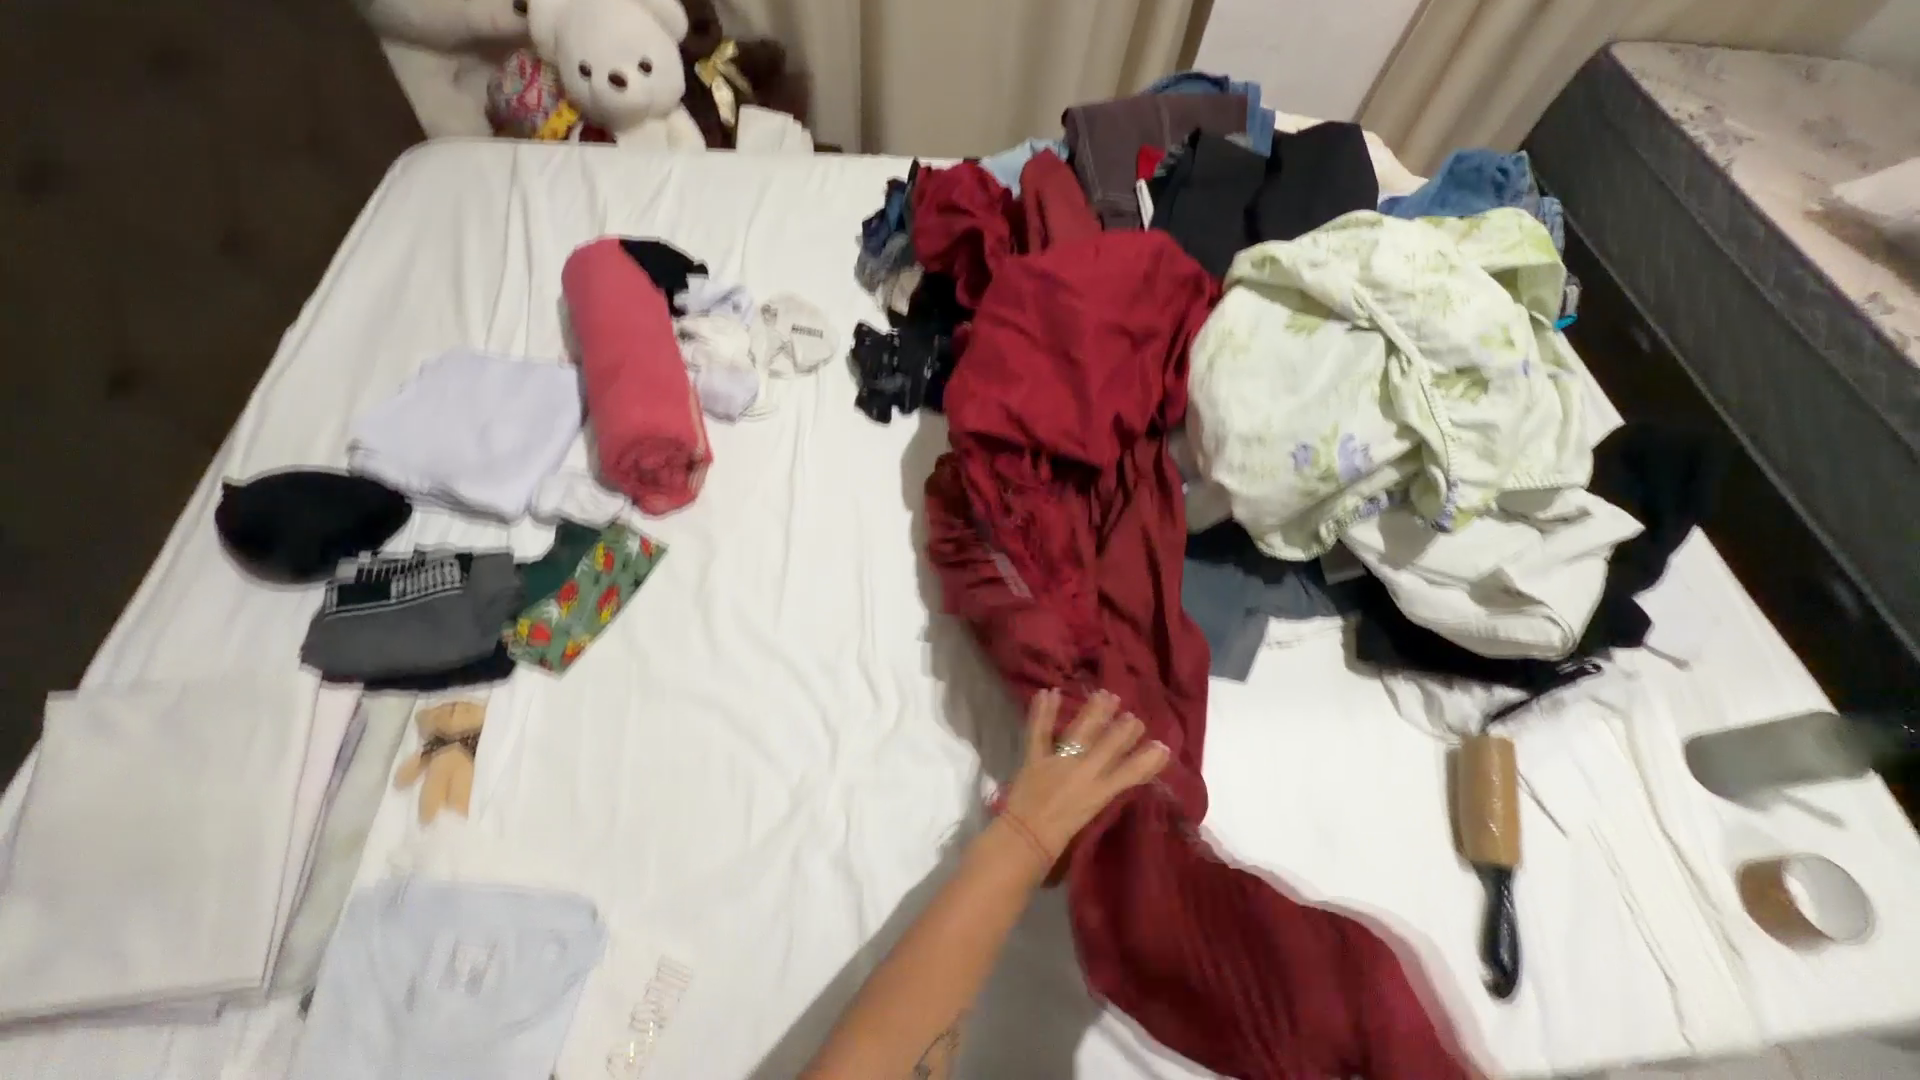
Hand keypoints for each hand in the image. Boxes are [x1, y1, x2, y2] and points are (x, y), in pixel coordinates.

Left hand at [1000, 689, 1169, 864]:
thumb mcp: (1090, 818)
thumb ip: (1103, 795)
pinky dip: (1042, 711)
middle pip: (1108, 745)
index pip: (1130, 774)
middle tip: (1134, 716)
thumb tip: (1115, 778)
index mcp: (1099, 794)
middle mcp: (1083, 773)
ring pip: (1080, 732)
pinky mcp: (1034, 758)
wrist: (1025, 840)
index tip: (1163, 746)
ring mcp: (1059, 762)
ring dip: (1094, 711)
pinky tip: (1048, 692)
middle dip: (1123, 729)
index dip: (1147, 760)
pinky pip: (1039, 731)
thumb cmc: (1058, 841)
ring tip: (1105, 694)